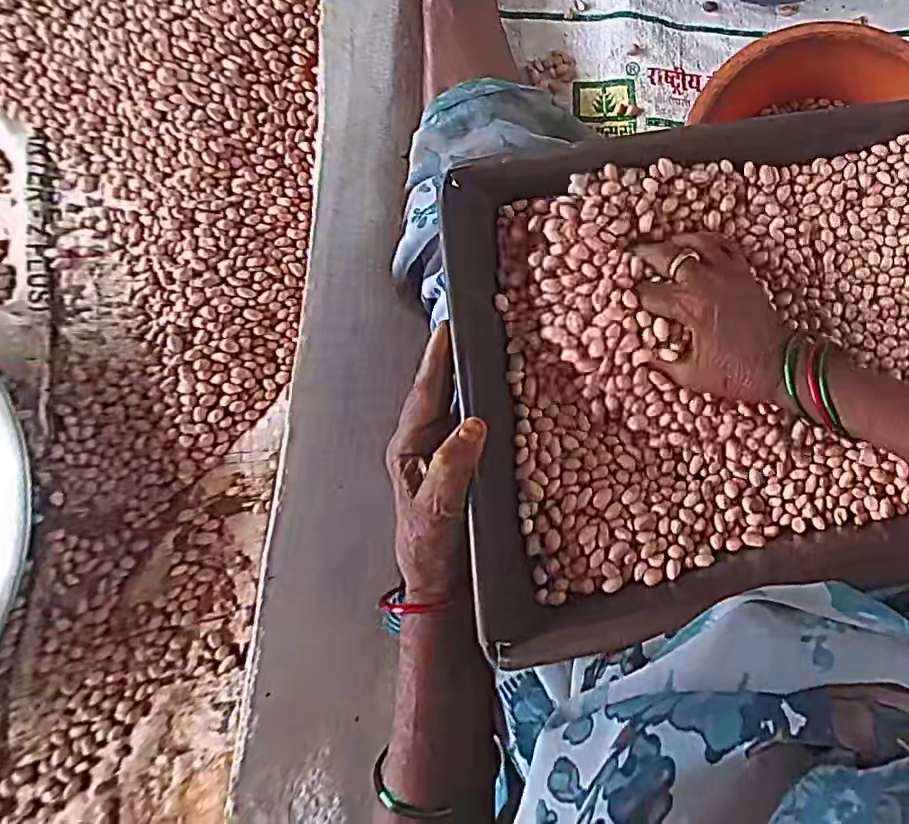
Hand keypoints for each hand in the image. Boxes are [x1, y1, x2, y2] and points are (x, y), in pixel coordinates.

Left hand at [386, 322, 485, 604]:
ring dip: (467, 376)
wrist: (440, 582)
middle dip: (450, 357)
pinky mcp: (460, 462)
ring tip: (485, 350)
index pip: (425, 394)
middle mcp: (424, 444)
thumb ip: (452, 467)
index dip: (436, 359)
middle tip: (468, 327)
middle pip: (438, 390)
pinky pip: (471, 422)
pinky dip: (482, 401)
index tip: (447, 328)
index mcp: (409, 448)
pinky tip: (499, 394)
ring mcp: (442, 452)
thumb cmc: (430, 548)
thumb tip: (474, 424)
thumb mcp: (437, 510)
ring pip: (455, 404)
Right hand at [633, 233, 788, 407]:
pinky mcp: (745, 274)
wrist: (781, 366)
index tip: (626, 295)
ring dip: (677, 241)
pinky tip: (701, 244)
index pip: (650, 293)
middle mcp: (706, 284)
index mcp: (689, 307)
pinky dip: (711, 241)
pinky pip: (726, 246)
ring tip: (665, 243)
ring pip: (697, 242)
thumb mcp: (694, 376)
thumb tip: (643, 360)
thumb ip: (665, 366)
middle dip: (645, 255)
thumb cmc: (738, 373)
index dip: (634, 294)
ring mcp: (728, 274)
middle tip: (632, 255)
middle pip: (667, 256)